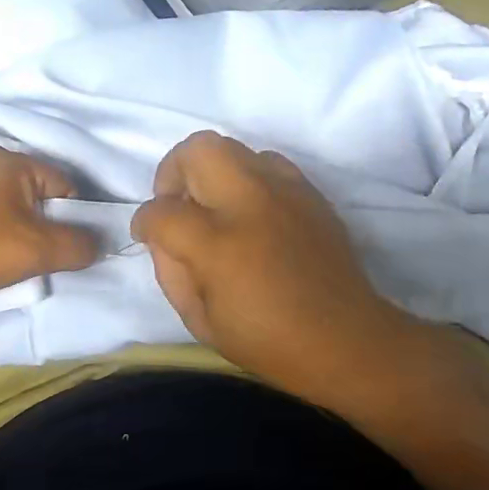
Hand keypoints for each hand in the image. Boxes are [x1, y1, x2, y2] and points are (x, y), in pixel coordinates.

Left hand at [0, 147, 99, 315]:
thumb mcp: (36, 250)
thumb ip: (78, 245)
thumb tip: (98, 243)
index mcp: (11, 161)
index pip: (66, 186)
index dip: (77, 221)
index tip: (72, 253)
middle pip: (39, 201)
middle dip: (48, 234)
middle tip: (45, 265)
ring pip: (12, 216)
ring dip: (21, 243)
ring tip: (14, 270)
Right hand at [131, 131, 414, 401]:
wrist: (344, 340)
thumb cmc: (266, 341)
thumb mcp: (199, 322)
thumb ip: (171, 272)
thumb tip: (162, 239)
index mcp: (219, 245)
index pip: (162, 211)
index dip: (144, 223)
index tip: (146, 236)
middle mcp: (251, 204)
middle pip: (198, 150)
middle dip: (173, 172)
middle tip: (177, 205)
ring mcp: (285, 192)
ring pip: (234, 147)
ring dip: (212, 172)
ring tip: (214, 208)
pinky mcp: (310, 193)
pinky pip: (268, 163)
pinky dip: (246, 178)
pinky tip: (249, 214)